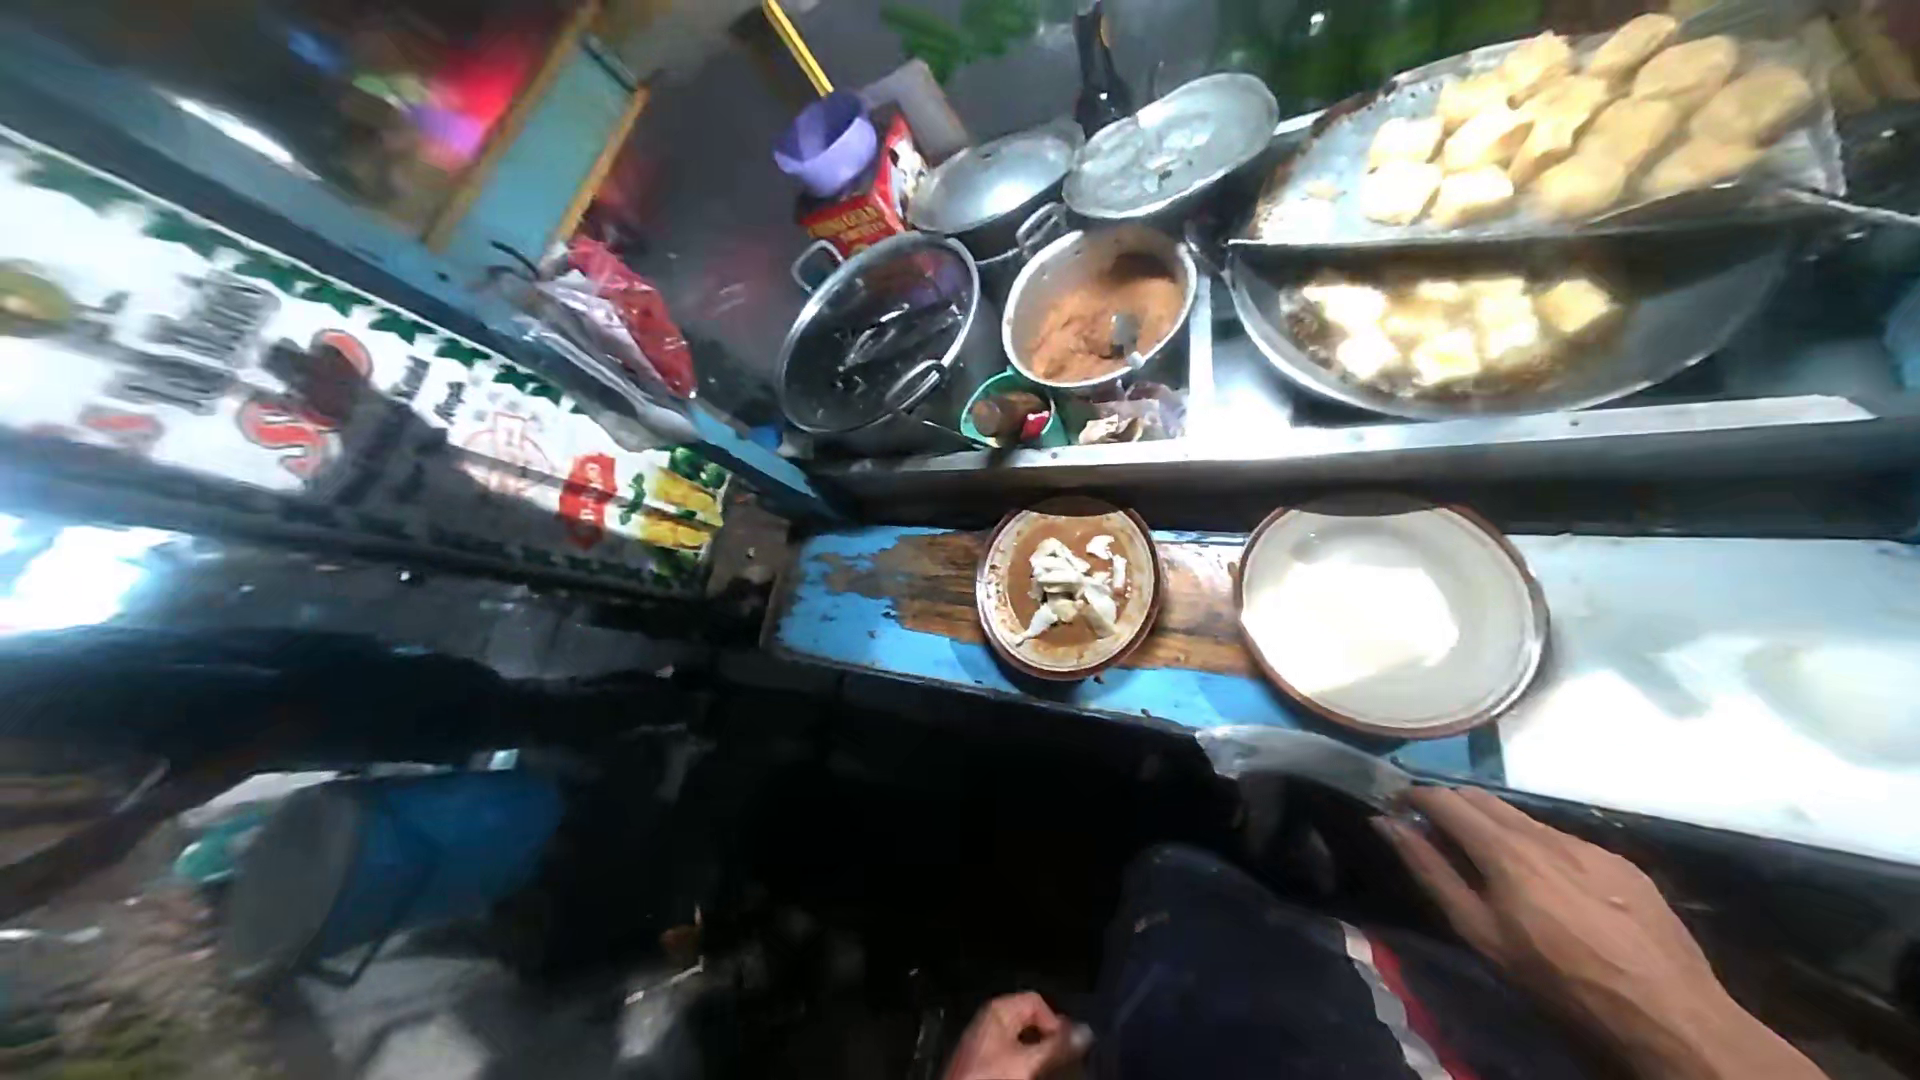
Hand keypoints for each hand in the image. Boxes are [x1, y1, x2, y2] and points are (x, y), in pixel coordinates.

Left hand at [942, 992, 1090, 1079]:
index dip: (1055, 1023)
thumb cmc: (987, 1078)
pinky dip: (1024, 1062)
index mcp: (999, 1009)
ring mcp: (985, 1040)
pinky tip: (1026, 1074)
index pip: (1037, 1001)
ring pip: (1021, 1039)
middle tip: (1061, 1063)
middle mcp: (991, 1019)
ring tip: (1046, 1071)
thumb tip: (1085, 1031)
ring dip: (1037, 1053)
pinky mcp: (983, 1060)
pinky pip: (1011, 1053)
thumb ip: (1055, 1046)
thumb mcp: (1026, 1063)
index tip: (1068, 1048)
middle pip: (1030, 1020)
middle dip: (1047, 1040)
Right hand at [1374, 787, 1824, 1079]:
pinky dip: (1536, 847)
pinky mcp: (1622, 864)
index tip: (1398, 808)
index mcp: (1504, 849)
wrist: (1677, 1023)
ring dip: (1493, 826)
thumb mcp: (1479, 932)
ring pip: (1522, 817)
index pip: (1444, 798)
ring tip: (1491, 861)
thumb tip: (1386, 822)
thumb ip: (1429, 870)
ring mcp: (1588, 847)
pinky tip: (1547, 885)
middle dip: (1450, 805)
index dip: (1414, 796)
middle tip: (1436, 833)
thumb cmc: (1559, 981)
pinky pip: (1562, 840)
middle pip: (1481, 798)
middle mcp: (1544, 834)